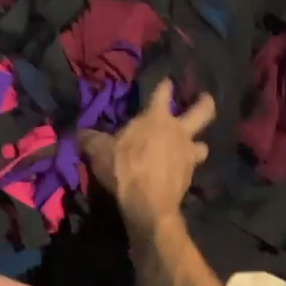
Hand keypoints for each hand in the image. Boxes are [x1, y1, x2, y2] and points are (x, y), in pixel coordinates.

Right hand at [82, 81, 215, 232]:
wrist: (147, 203)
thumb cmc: (124, 167)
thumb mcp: (99, 150)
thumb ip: (91, 138)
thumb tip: (79, 132)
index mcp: (156, 118)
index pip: (163, 93)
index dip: (165, 86)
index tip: (168, 82)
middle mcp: (178, 131)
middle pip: (202, 111)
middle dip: (205, 103)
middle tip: (206, 98)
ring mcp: (187, 154)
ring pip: (203, 145)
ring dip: (198, 145)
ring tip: (194, 146)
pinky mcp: (190, 177)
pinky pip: (192, 168)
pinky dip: (187, 168)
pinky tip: (179, 171)